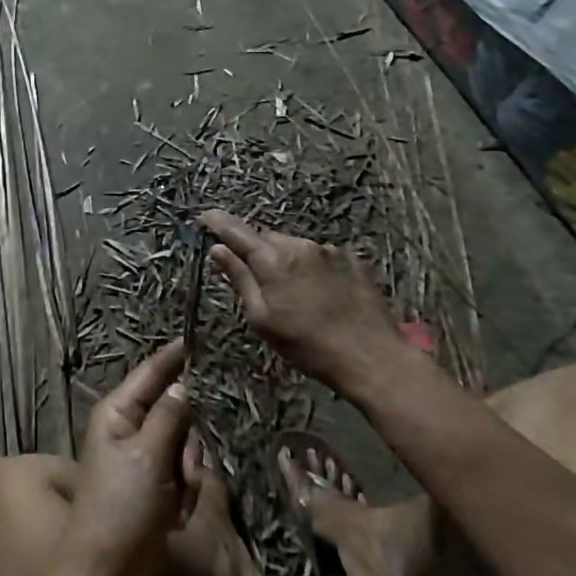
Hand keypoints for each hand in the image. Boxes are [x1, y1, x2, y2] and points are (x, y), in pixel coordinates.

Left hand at [58, 340, 198, 575]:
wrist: (108, 575)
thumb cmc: (121, 507)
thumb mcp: (148, 455)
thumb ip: (169, 416)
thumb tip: (181, 385)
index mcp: (117, 413)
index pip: (149, 374)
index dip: (170, 358)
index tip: (191, 339)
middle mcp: (128, 431)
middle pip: (174, 413)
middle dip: (186, 443)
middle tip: (184, 470)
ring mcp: (141, 462)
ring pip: (183, 447)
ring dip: (187, 475)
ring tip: (175, 502)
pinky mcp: (153, 489)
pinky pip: (182, 477)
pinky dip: (183, 496)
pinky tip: (172, 518)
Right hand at [200, 210, 402, 392]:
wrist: (371, 356)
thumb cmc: (307, 345)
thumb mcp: (262, 319)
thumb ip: (239, 279)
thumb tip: (217, 249)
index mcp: (273, 260)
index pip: (237, 231)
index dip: (218, 223)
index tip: (204, 218)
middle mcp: (300, 245)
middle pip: (268, 240)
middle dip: (258, 254)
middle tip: (259, 285)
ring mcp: (329, 250)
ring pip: (295, 248)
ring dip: (287, 262)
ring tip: (296, 296)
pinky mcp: (352, 260)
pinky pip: (321, 256)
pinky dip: (313, 268)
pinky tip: (322, 295)